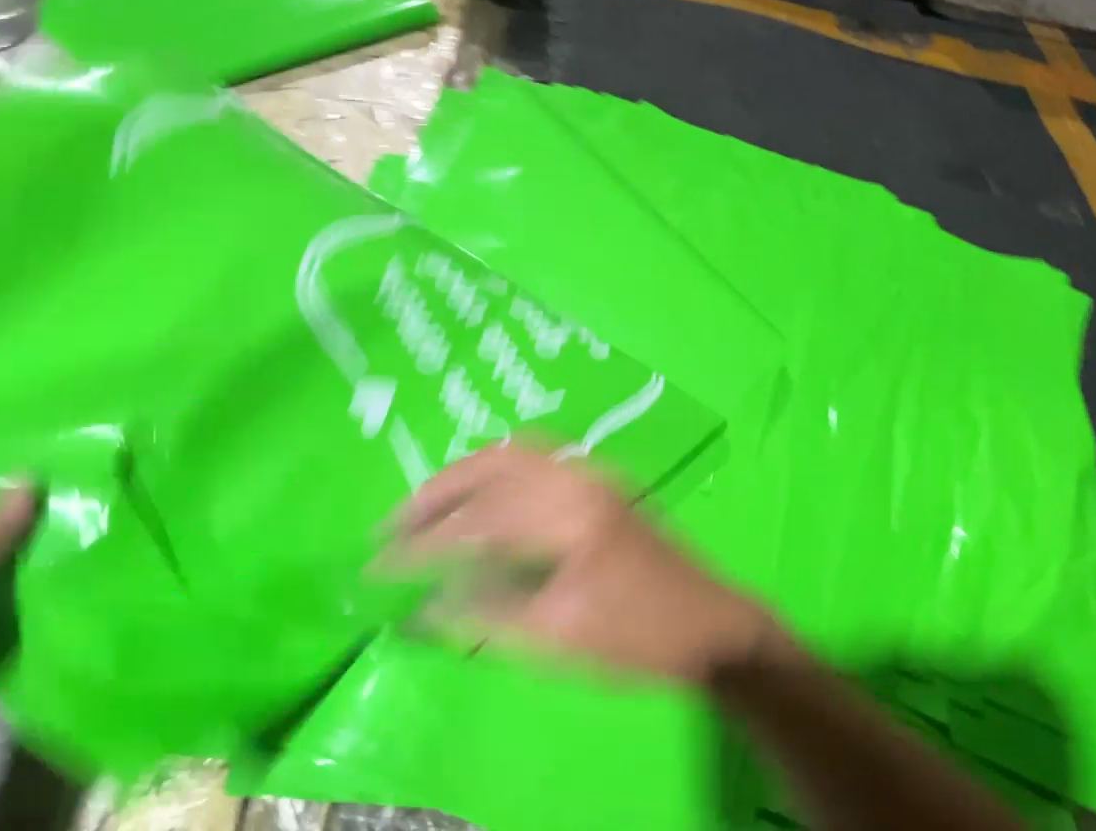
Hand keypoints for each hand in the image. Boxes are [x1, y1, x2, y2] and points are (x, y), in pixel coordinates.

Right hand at [389, 446, 774, 683]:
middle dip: (437, 493)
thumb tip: (424, 608)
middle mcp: (577, 479)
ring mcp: (593, 475)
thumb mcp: (560, 639)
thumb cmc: (640, 641)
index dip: (422, 542)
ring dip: (465, 475)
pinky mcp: (601, 484)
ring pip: (513, 454)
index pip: (476, 519)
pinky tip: (482, 493)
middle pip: (490, 466)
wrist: (716, 630)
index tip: (379, 563)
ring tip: (428, 505)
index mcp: (566, 515)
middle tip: (395, 523)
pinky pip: (536, 458)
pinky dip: (498, 468)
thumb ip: (488, 617)